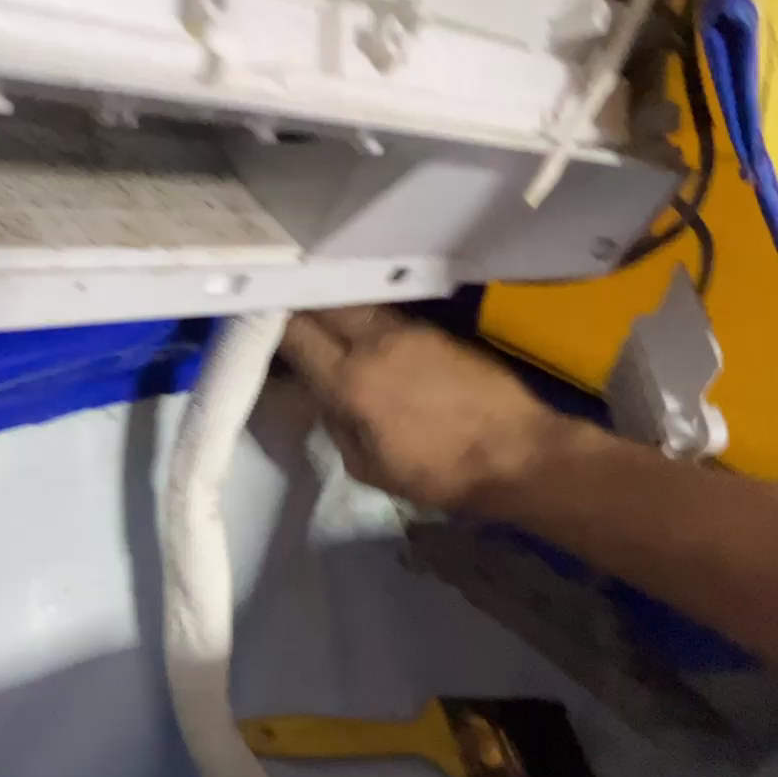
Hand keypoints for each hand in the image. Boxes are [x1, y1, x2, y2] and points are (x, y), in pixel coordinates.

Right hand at [281, 306, 568, 512]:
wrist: (521, 455)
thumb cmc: (439, 473)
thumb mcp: (367, 466)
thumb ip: (335, 423)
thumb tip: (325, 395)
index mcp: (351, 381)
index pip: (296, 334)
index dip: (270, 323)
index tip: (256, 321)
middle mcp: (374, 343)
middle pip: (323, 303)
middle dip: (298, 303)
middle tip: (283, 312)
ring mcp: (408, 330)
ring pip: (354, 302)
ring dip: (331, 306)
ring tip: (318, 318)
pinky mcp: (435, 330)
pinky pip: (385, 313)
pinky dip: (362, 316)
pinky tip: (359, 330)